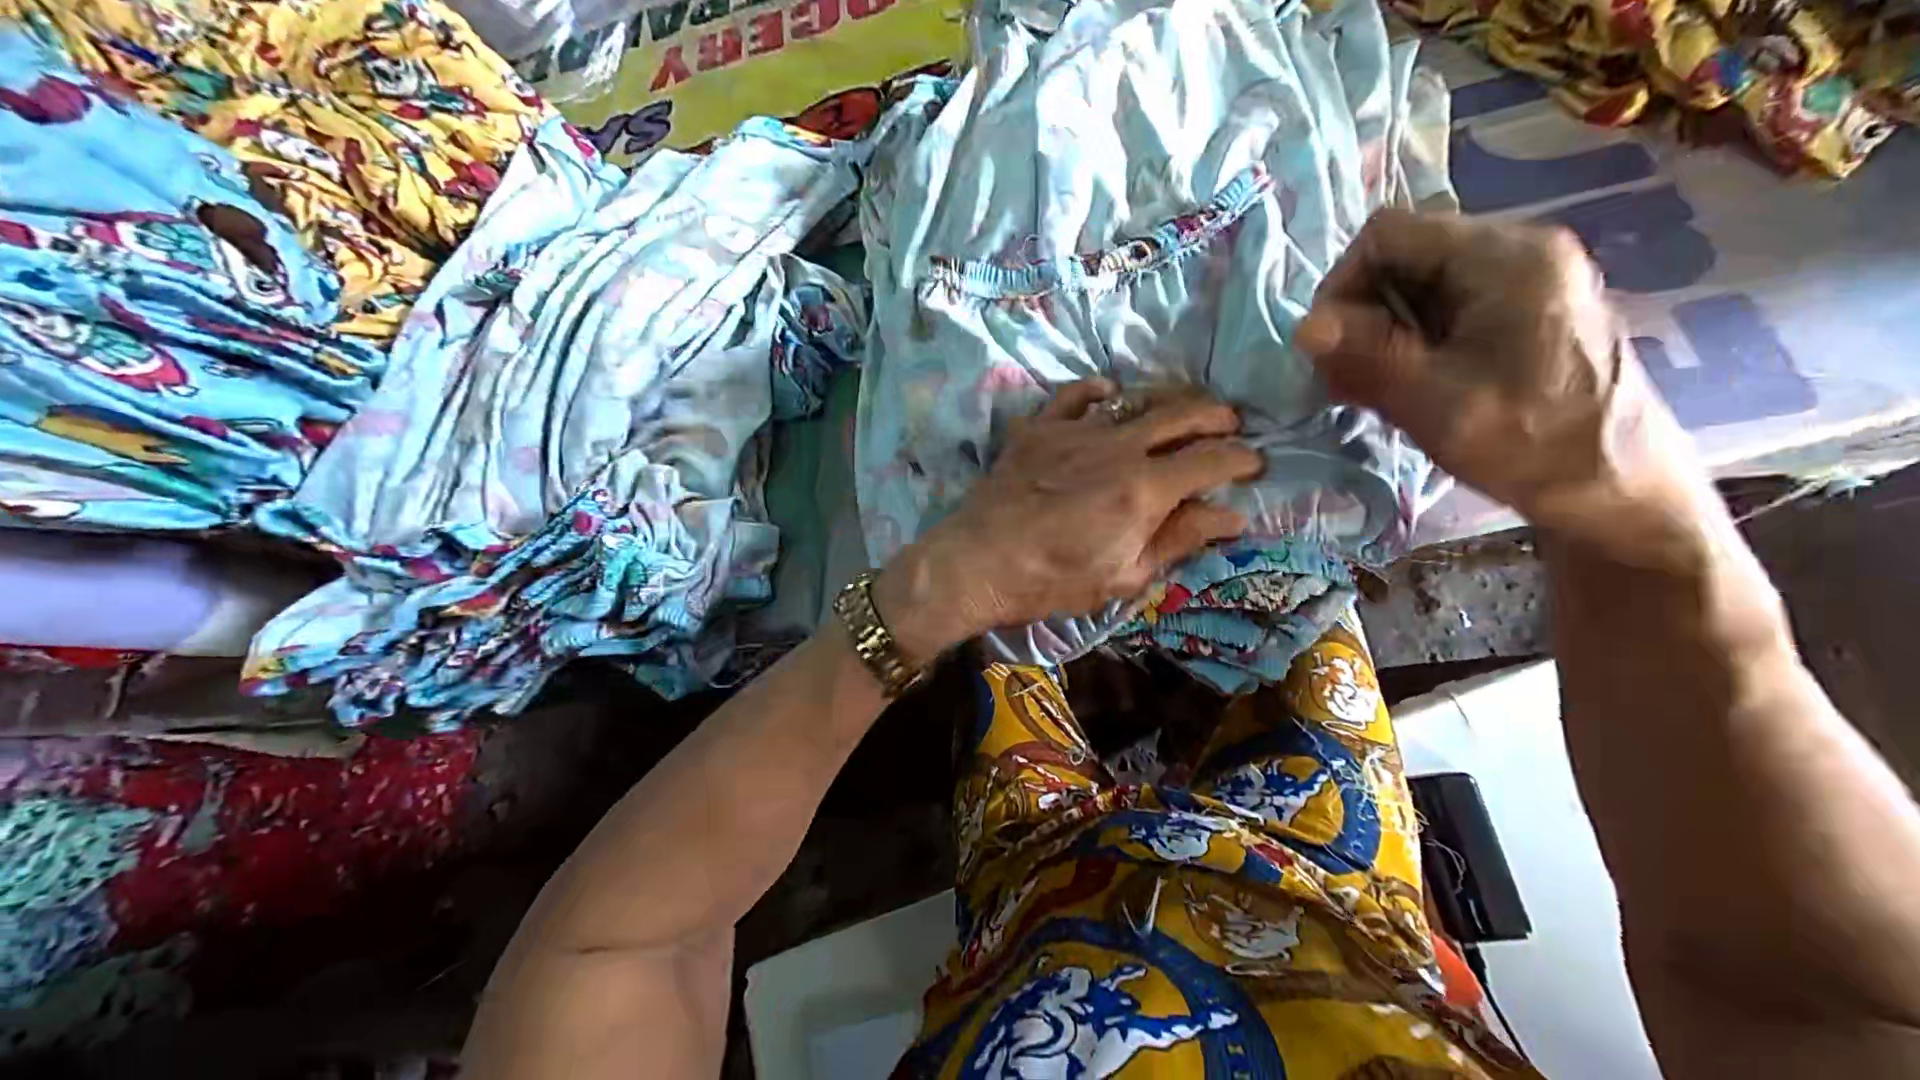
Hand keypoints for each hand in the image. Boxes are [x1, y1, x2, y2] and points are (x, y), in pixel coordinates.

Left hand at [872, 379, 1263, 663]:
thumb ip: (1179, 540)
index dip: (1243, 459)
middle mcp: (1118, 447)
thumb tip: (1232, 515)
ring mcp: (1076, 431)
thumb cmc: (1052, 581)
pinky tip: (1109, 397)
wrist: (977, 563)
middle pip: (1183, 414)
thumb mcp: (1124, 576)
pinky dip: (1097, 392)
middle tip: (1230, 427)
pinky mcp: (1039, 429)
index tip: (1254, 464)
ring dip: (1169, 401)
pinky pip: (1074, 396)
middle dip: (1217, 417)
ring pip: (1136, 399)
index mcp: (1145, 489)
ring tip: (1182, 411)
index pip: (1213, 460)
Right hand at [1295, 211, 1705, 550]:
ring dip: (1380, 332)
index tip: (1331, 348)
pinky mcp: (1524, 306)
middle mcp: (1518, 249)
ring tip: (1374, 386)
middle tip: (1347, 378)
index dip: (1341, 285)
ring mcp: (1525, 276)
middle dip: (1360, 314)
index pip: (1386, 234)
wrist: (1614, 484)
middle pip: (1400, 256)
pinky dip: (1409, 339)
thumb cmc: (1527, 443)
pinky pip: (1443, 305)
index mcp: (1504, 257)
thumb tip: (1302, 328)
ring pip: (1415, 283)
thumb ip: (1368, 357)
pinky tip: (1407, 381)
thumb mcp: (1434, 402)